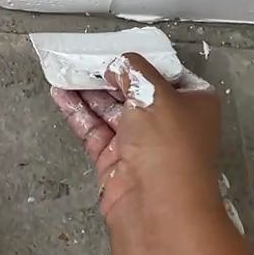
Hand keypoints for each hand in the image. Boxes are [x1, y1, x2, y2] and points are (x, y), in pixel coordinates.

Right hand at [49, 53, 223, 225]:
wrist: (156, 205)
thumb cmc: (168, 144)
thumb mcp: (154, 92)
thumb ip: (132, 70)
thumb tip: (118, 65)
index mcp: (193, 103)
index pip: (166, 74)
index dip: (142, 61)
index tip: (117, 49)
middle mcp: (168, 122)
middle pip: (133, 91)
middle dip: (108, 75)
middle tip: (82, 57)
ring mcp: (139, 142)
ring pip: (110, 109)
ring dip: (87, 90)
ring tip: (63, 69)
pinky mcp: (114, 158)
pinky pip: (93, 127)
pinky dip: (77, 110)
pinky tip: (60, 93)